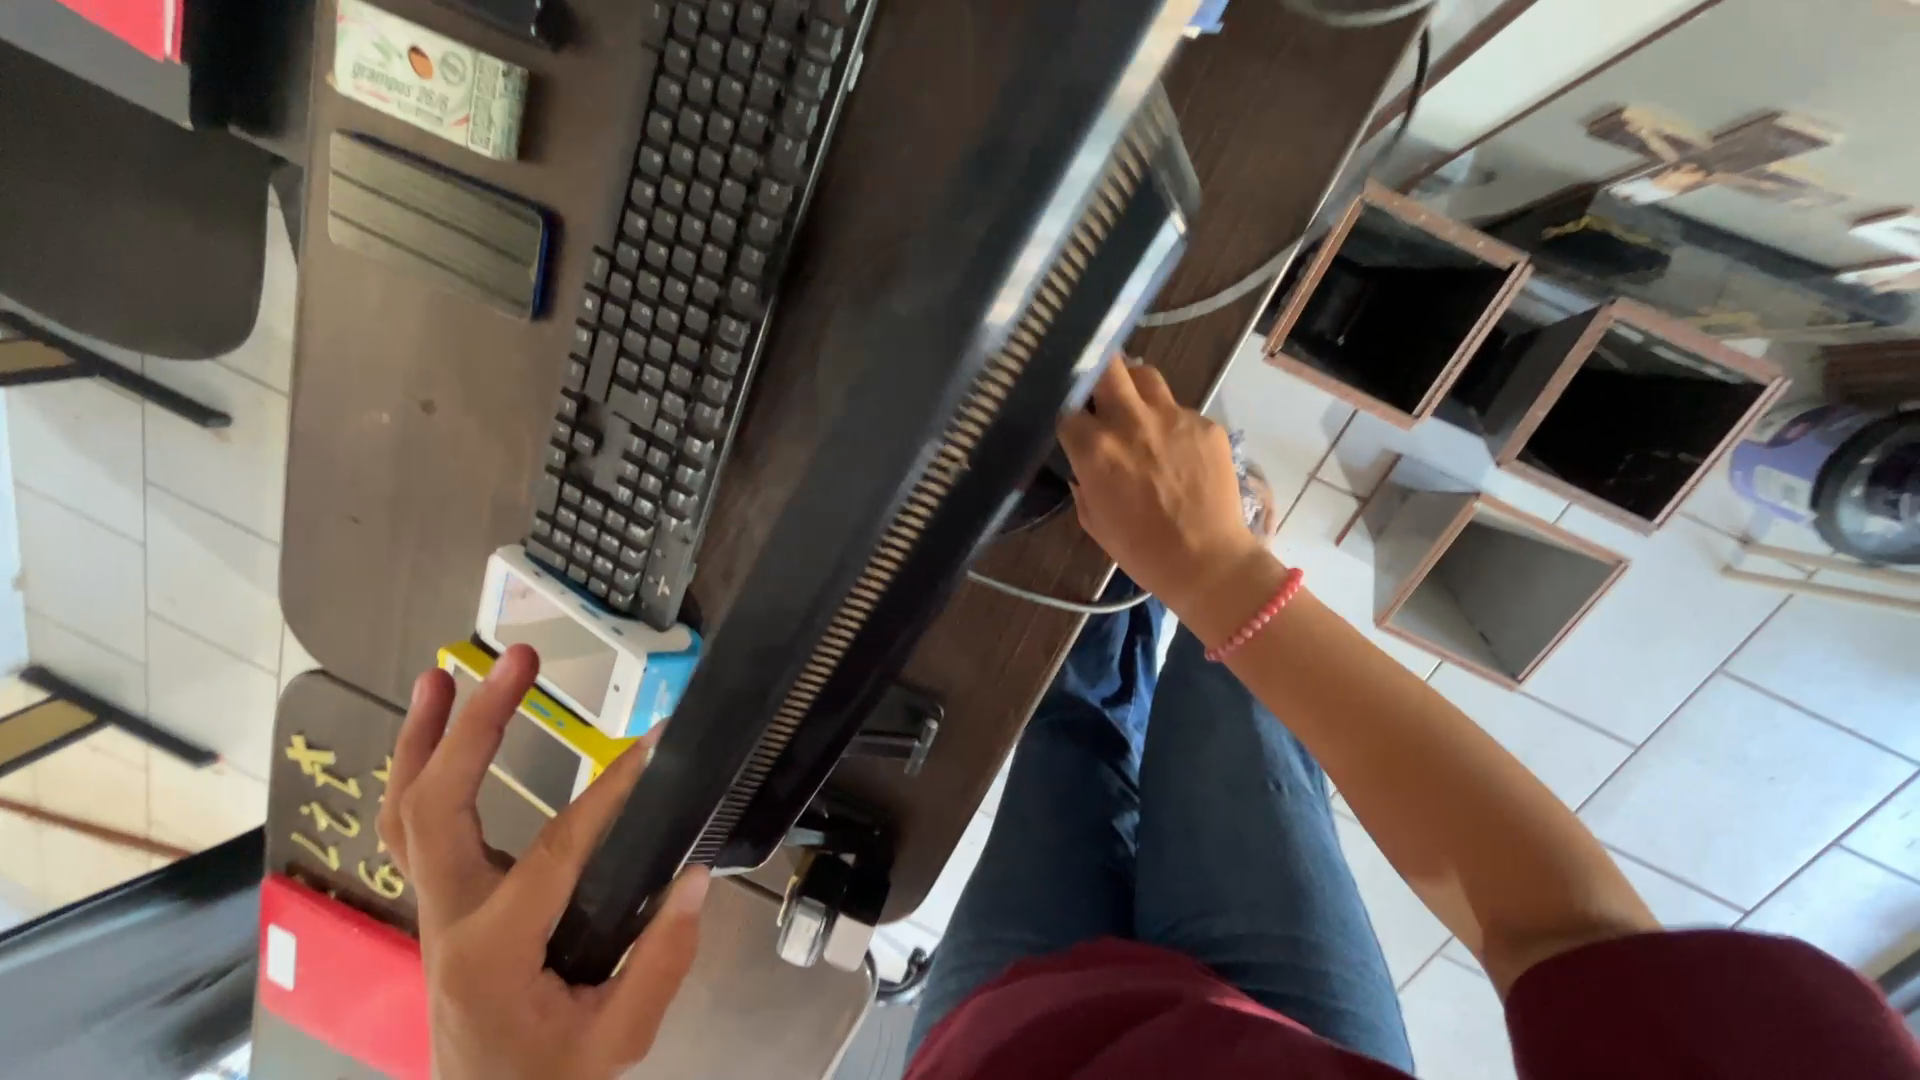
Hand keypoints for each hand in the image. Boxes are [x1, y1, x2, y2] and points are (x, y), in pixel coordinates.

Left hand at [379, 644, 710, 1079]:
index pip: (557, 850)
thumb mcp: (619, 1040)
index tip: (653, 743)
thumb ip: (663, 961)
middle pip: (438, 807)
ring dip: (425, 738)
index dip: (610, 791)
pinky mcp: (445, 905)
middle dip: (474, 725)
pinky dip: (421, 771)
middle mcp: (450, 920)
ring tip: (445, 674)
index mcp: (495, 951)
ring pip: (407, 812)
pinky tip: (443, 734)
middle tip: (516, 661)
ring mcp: (437, 911)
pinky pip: (416, 829)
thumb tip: (694, 875)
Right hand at [1058, 356, 1278, 631]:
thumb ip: (1083, 482)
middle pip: (1107, 366)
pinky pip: (1180, 410)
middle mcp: (1130, 421)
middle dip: (1098, 373)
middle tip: (1099, 391)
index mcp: (1095, 448)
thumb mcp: (1093, 520)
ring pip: (1146, 375)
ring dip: (1134, 387)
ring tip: (1136, 409)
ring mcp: (1173, 417)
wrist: (1206, 561)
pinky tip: (1177, 451)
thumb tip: (1084, 464)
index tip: (1072, 424)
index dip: (1068, 415)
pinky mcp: (1205, 424)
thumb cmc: (1141, 550)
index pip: (1067, 408)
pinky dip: (1171, 423)